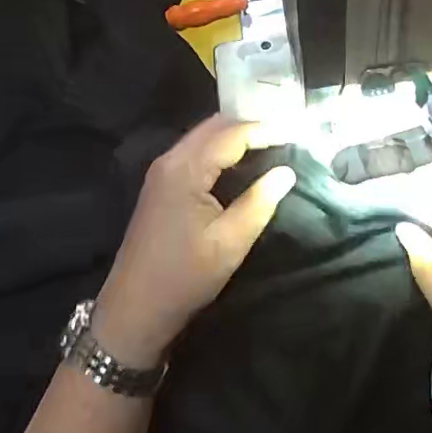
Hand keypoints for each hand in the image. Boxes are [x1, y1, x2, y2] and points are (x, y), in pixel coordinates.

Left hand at [93, 117, 297, 367]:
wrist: (134, 308)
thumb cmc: (185, 276)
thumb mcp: (231, 241)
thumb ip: (260, 201)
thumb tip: (286, 172)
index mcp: (185, 170)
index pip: (231, 134)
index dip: (266, 130)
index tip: (297, 132)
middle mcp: (170, 160)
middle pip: (214, 126)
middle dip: (250, 125)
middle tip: (286, 134)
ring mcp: (161, 172)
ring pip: (203, 136)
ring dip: (235, 135)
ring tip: (270, 143)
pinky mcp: (160, 185)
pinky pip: (195, 151)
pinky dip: (220, 148)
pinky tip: (241, 160)